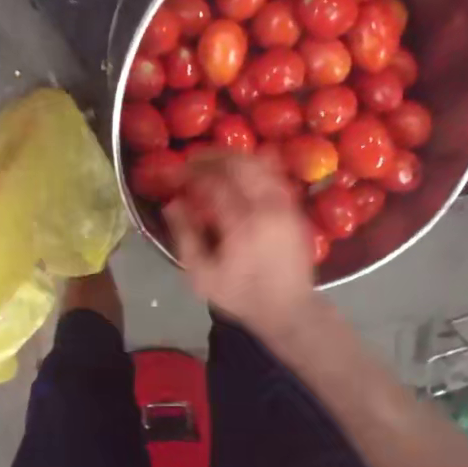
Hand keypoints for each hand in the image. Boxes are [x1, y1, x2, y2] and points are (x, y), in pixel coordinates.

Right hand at [165, 152, 317, 333]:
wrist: (289, 310)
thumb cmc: (241, 295)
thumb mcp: (202, 275)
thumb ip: (185, 236)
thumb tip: (173, 204)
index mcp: (240, 223)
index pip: (211, 181)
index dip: (189, 172)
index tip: (174, 173)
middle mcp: (266, 207)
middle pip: (239, 163)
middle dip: (212, 156)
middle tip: (193, 161)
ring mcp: (285, 205)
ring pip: (260, 164)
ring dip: (234, 158)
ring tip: (215, 163)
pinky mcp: (295, 209)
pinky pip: (275, 176)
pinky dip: (256, 167)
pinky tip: (242, 174)